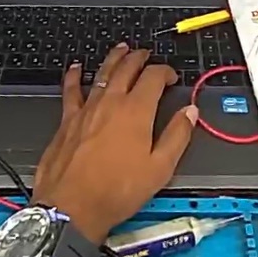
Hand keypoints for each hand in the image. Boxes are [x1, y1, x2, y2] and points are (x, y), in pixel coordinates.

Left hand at [33, 44, 197, 243]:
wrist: (72, 207)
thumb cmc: (116, 191)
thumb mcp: (159, 169)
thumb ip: (177, 136)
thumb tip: (190, 113)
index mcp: (136, 111)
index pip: (154, 78)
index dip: (165, 72)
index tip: (170, 76)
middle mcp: (111, 103)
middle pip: (127, 68)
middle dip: (140, 58)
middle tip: (146, 55)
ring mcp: (87, 109)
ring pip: (103, 73)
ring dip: (114, 58)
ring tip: (121, 49)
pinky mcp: (68, 120)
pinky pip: (71, 90)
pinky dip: (75, 76)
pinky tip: (77, 68)